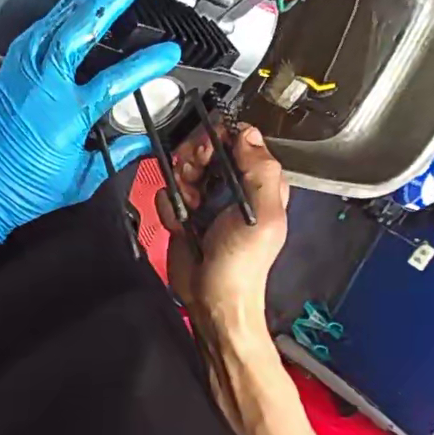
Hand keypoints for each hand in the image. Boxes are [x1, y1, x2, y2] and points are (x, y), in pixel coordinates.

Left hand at [0, 0, 180, 242]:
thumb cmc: (27, 188)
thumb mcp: (82, 178)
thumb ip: (116, 155)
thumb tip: (141, 143)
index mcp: (68, 115)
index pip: (116, 79)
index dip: (146, 63)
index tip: (167, 52)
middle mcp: (43, 89)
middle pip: (76, 33)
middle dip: (104, 5)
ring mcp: (22, 78)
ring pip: (50, 26)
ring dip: (75, 3)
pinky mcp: (8, 77)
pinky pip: (30, 36)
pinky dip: (50, 19)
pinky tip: (61, 12)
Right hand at [157, 123, 289, 329]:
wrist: (213, 300)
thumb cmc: (242, 265)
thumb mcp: (264, 215)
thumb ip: (262, 170)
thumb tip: (249, 134)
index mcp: (260, 183)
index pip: (241, 141)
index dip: (221, 138)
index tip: (209, 149)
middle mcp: (234, 187)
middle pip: (207, 148)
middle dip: (195, 158)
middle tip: (195, 175)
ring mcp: (208, 200)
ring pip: (185, 167)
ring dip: (181, 182)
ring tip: (190, 205)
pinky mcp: (185, 213)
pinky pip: (169, 192)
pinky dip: (169, 205)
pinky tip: (180, 223)